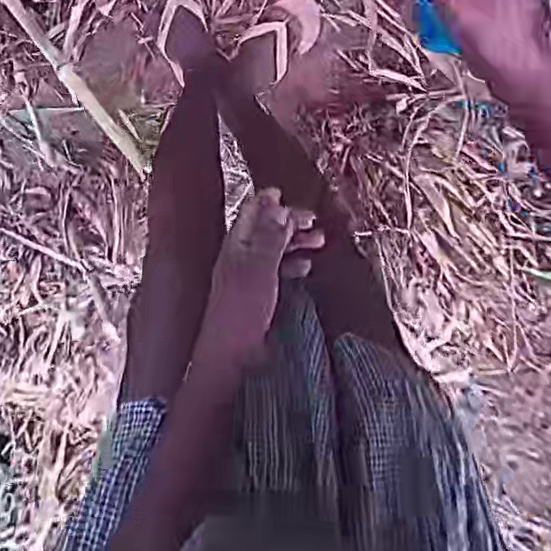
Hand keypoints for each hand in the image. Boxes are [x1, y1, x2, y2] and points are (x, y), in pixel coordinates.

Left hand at [192, 189, 321, 374]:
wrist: (231, 357)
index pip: (253, 211)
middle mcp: (240, 255)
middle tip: (314, 219)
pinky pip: (276, 269)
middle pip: (265, 228)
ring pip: (274, 248)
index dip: (271, 201)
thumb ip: (270, 236)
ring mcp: (247, 275)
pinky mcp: (256, 294)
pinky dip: (292, 263)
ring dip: (295, 242)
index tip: (287, 194)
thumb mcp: (260, 267)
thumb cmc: (243, 310)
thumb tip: (277, 205)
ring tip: (319, 241)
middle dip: (289, 221)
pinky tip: (305, 267)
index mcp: (237, 243)